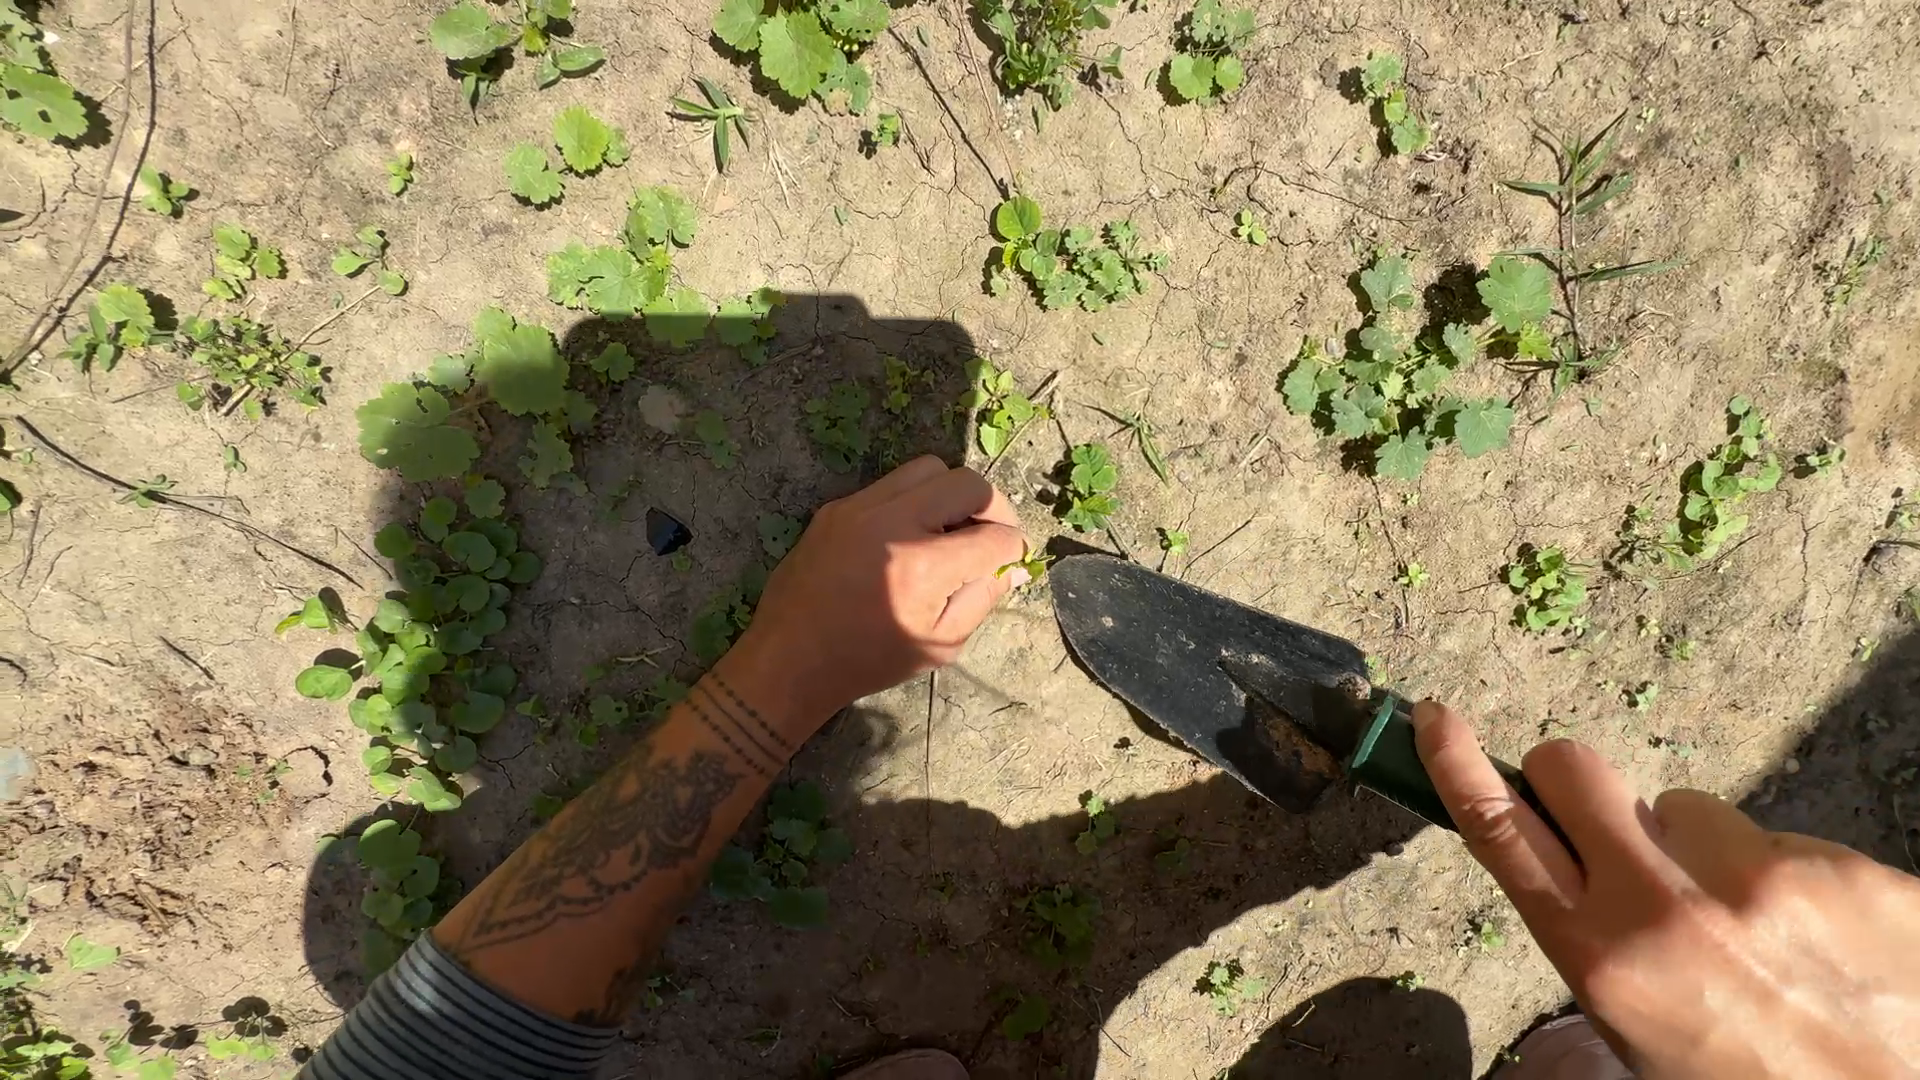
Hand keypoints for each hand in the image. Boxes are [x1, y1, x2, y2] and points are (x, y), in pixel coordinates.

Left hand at [719, 457, 1027, 736]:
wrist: (790, 658)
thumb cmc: (869, 661)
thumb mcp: (941, 643)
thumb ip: (984, 597)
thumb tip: (1013, 564)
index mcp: (923, 567)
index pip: (996, 536)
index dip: (1014, 550)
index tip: (1009, 561)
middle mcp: (894, 523)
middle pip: (969, 483)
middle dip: (993, 508)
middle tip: (990, 536)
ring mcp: (861, 507)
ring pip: (930, 468)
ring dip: (952, 494)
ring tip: (949, 529)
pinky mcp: (838, 507)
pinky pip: (892, 483)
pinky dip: (914, 500)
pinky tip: (909, 534)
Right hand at [1412, 700, 1919, 1079]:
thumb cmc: (1737, 1078)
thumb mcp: (1627, 1022)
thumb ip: (1580, 928)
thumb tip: (1550, 850)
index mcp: (1599, 952)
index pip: (1497, 826)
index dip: (1454, 761)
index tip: (1433, 714)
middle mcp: (1667, 907)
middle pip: (1573, 769)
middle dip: (1574, 782)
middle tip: (1613, 831)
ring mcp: (1767, 885)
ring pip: (1689, 806)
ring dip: (1702, 847)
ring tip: (1756, 925)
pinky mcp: (1860, 878)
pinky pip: (1789, 842)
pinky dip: (1794, 881)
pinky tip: (1832, 944)